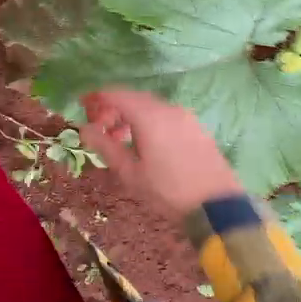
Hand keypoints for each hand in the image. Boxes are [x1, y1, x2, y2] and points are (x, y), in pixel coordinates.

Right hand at [79, 88, 246, 219]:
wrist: (218, 207)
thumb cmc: (168, 191)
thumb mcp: (130, 173)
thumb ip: (105, 146)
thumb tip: (84, 129)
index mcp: (148, 116)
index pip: (115, 94)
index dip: (96, 98)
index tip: (82, 107)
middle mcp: (167, 109)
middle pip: (133, 97)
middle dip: (112, 108)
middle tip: (99, 127)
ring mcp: (186, 117)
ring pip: (150, 106)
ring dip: (131, 115)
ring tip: (121, 139)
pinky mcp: (197, 128)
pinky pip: (166, 115)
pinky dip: (149, 121)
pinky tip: (146, 142)